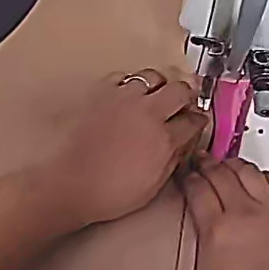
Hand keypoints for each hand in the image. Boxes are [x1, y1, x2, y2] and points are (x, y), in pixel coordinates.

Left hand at [40, 69, 208, 228]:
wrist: (69, 184)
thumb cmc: (108, 193)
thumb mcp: (152, 186)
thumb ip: (173, 159)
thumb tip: (183, 143)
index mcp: (163, 139)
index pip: (194, 120)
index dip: (199, 120)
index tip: (197, 122)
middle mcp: (147, 113)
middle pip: (181, 89)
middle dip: (187, 95)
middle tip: (184, 102)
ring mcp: (123, 99)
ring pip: (153, 76)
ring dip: (160, 85)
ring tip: (156, 95)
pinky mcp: (101, 93)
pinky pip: (124, 77)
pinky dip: (131, 83)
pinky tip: (128, 94)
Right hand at [182, 157, 268, 269]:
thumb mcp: (198, 268)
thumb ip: (196, 232)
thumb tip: (195, 210)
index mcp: (216, 228)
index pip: (197, 186)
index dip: (189, 177)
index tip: (187, 176)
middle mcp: (244, 215)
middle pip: (221, 172)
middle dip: (207, 165)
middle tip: (203, 164)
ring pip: (249, 171)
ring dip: (235, 165)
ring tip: (228, 166)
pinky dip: (268, 177)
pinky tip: (260, 179)